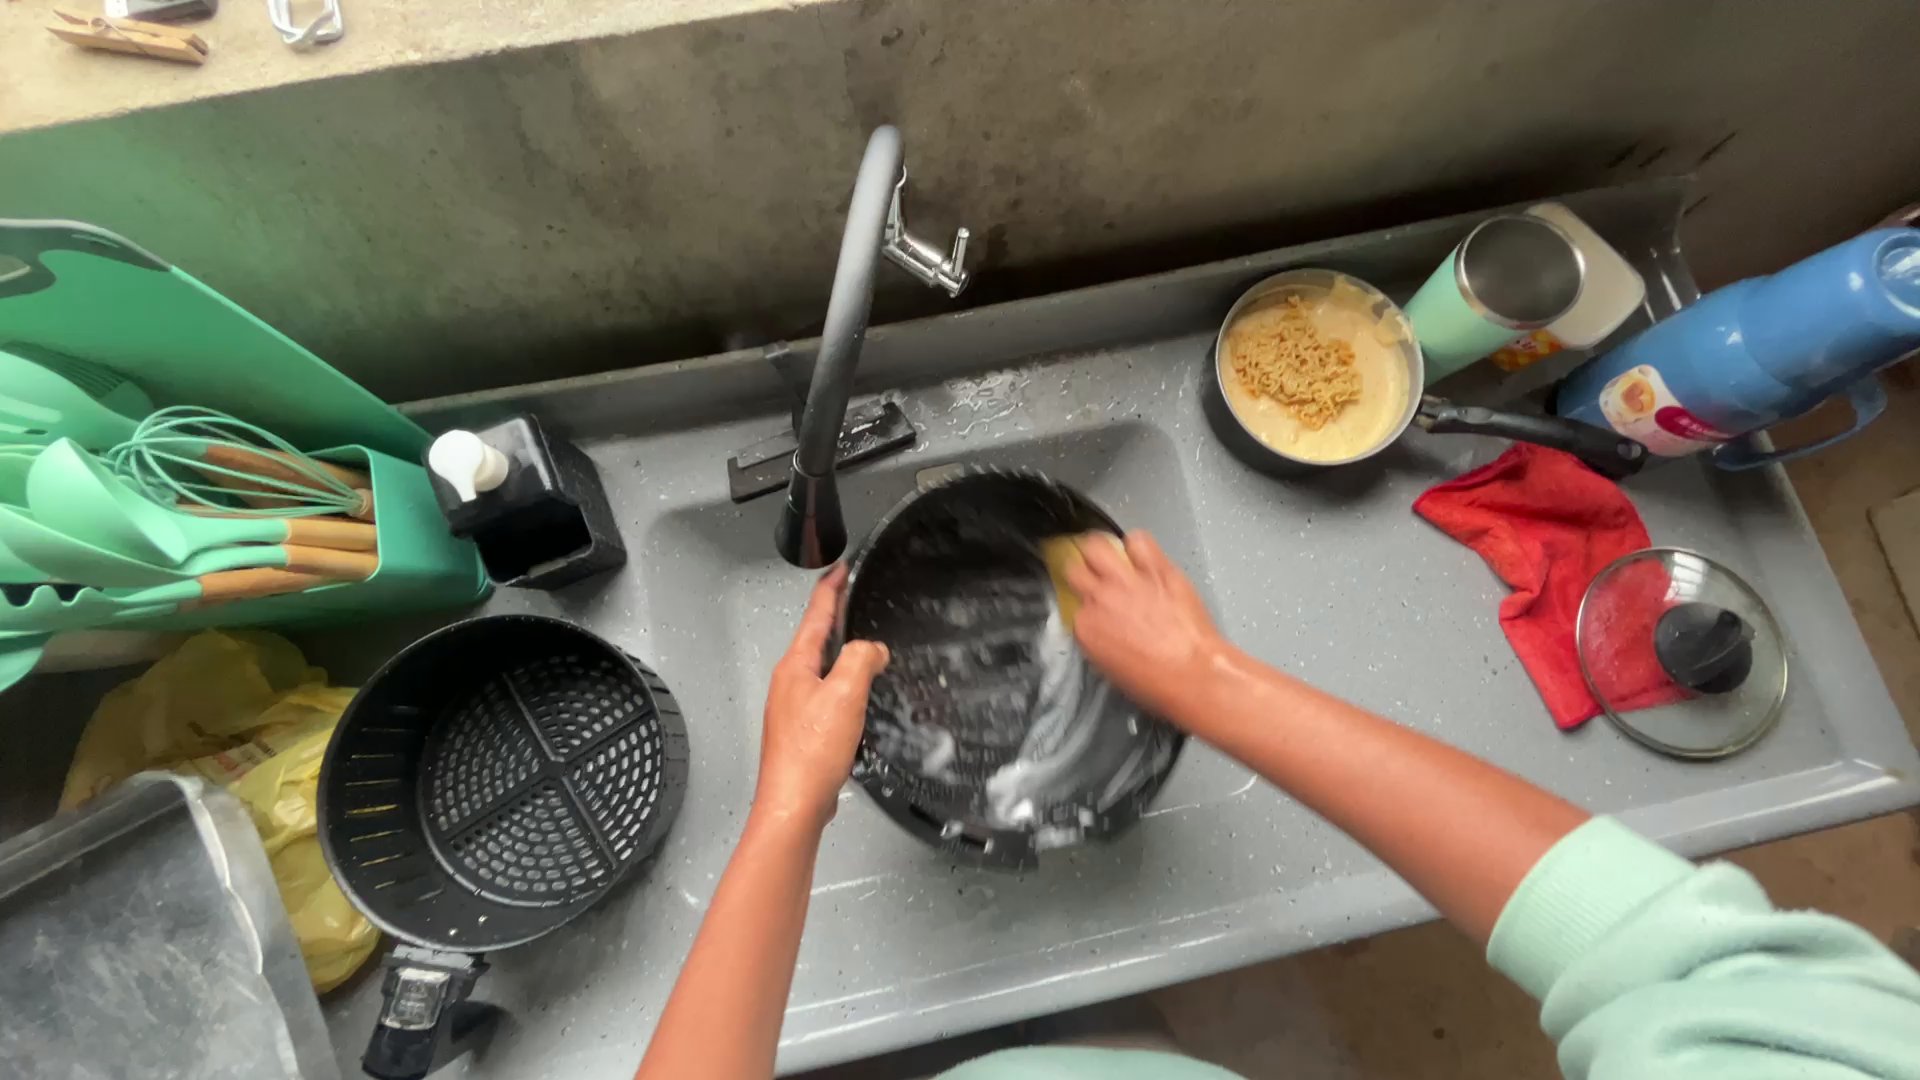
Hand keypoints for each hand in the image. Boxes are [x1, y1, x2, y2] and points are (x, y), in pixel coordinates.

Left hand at [756, 564, 890, 829]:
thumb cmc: (813, 751)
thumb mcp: (845, 694)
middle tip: (854, 596)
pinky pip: (827, 690)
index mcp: (796, 665)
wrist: (794, 805)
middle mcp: (790, 681)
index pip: (816, 614)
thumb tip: (874, 650)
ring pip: (822, 665)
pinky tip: (858, 689)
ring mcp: (794, 705)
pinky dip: (844, 679)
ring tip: (861, 636)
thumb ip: (862, 660)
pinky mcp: (803, 728)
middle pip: (816, 637)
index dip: (831, 588)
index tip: (841, 567)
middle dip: (836, 614)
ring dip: (842, 648)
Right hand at [1062, 529, 1224, 718]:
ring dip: (1100, 549)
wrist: (1195, 675)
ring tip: (1111, 556)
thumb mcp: (1111, 668)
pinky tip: (1142, 555)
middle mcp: (1101, 598)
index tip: (1093, 606)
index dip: (1085, 604)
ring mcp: (1127, 580)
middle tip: (1092, 574)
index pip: (1072, 605)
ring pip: (1096, 545)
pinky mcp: (1157, 569)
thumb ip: (1098, 639)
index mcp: (1086, 628)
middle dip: (1082, 570)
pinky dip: (1137, 544)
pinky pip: (1139, 540)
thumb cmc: (1158, 683)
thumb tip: (1101, 626)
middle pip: (1074, 568)